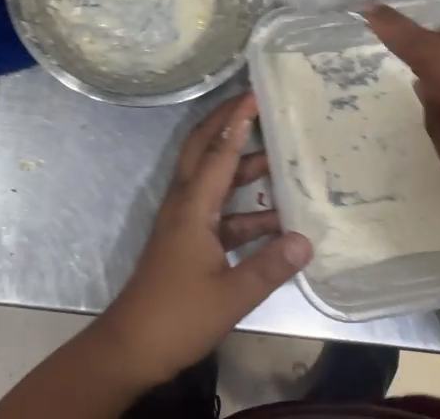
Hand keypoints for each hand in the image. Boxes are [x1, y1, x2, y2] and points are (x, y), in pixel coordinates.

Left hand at [93, 93, 312, 387]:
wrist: (133, 346)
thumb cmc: (177, 316)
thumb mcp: (231, 295)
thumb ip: (269, 267)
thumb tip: (306, 239)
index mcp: (192, 207)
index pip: (218, 153)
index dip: (236, 122)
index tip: (254, 94)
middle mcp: (185, 204)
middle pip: (204, 151)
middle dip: (227, 125)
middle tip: (257, 105)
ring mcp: (185, 223)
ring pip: (214, 182)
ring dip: (242, 169)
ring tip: (280, 158)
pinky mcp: (188, 242)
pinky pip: (220, 213)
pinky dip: (245, 211)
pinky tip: (277, 222)